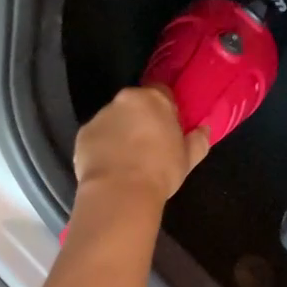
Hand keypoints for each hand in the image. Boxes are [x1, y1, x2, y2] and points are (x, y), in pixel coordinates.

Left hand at [73, 87, 208, 206]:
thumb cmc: (160, 173)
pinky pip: (96, 138)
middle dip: (140, 120)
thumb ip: (198, 141)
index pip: (162, 93)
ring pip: (113, 121)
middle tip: (147, 147)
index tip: (167, 129)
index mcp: (153, 100)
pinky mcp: (83, 134)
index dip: (165, 111)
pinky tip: (108, 168)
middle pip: (135, 105)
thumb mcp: (187, 160)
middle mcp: (124, 101)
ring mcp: (100, 116)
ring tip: (125, 162)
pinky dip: (101, 148)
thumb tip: (204, 130)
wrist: (120, 192)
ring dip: (119, 134)